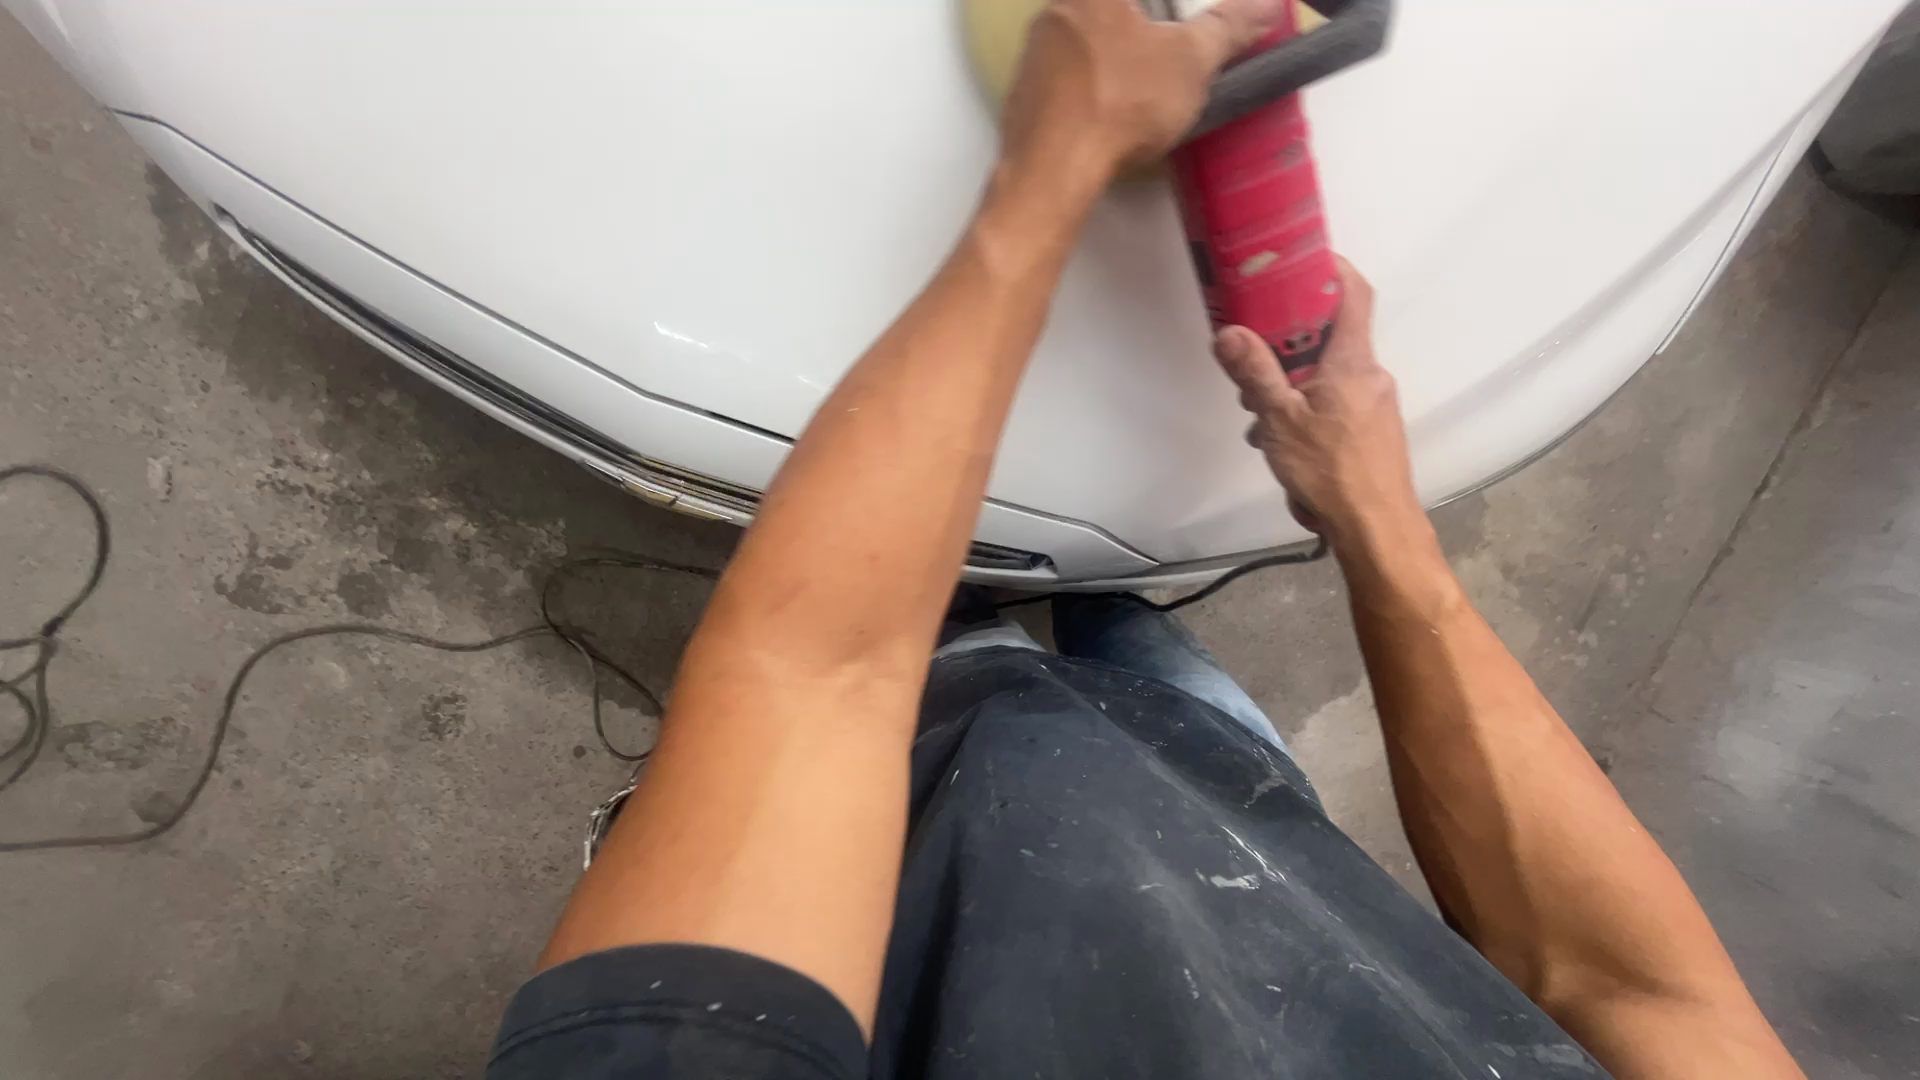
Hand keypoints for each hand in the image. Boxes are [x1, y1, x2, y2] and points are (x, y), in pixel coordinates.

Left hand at [1000, 0, 1285, 187]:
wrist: (1052, 169)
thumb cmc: (1120, 102)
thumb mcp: (1190, 63)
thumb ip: (1226, 30)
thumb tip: (1263, 9)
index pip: (1135, 0)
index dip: (1157, 13)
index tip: (1167, 33)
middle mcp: (1054, 11)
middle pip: (1094, 9)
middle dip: (1122, 21)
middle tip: (1151, 45)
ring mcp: (1029, 57)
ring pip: (1069, 43)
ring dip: (1097, 57)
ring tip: (1129, 86)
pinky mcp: (1017, 101)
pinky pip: (1052, 86)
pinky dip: (1077, 96)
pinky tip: (1097, 120)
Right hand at [1212, 259, 1423, 545]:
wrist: (1375, 526)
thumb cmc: (1330, 469)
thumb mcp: (1279, 420)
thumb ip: (1255, 374)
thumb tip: (1227, 332)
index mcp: (1352, 362)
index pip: (1353, 294)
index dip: (1331, 269)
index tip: (1300, 260)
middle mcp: (1371, 376)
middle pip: (1329, 340)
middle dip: (1287, 348)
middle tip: (1252, 365)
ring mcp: (1375, 405)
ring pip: (1326, 380)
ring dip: (1290, 392)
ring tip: (1260, 425)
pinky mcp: (1372, 432)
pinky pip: (1334, 407)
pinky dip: (1305, 415)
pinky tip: (1282, 447)